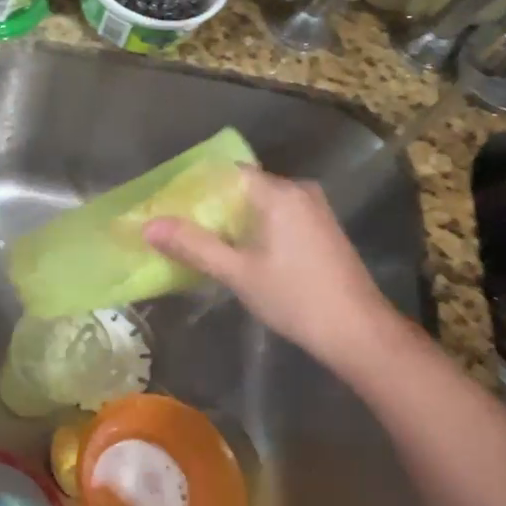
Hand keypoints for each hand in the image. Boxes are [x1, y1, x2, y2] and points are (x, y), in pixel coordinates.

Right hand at [142, 167, 398, 361]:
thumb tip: (148, 226)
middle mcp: (299, 191)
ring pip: (259, 205)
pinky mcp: (320, 230)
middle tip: (174, 226)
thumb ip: (193, 246)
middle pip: (242, 188)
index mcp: (279, 193)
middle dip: (209, 206)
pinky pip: (276, 217)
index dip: (194, 187)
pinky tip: (235, 252)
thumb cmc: (295, 298)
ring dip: (230, 220)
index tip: (167, 205)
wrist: (358, 332)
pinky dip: (252, 229)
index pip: (227, 173)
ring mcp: (314, 210)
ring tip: (197, 241)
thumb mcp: (237, 273)